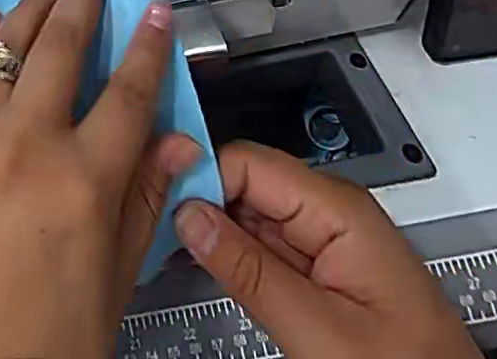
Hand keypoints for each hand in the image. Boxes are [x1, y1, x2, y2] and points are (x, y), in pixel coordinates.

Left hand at [0, 0, 202, 358]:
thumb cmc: (31, 344)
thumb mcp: (108, 288)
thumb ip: (142, 205)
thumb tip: (179, 142)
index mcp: (81, 182)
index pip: (129, 96)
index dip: (148, 49)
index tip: (156, 12)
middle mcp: (27, 141)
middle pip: (62, 51)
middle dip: (83, 5)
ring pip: (6, 48)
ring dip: (30, 9)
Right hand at [173, 142, 478, 358]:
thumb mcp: (323, 335)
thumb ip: (251, 271)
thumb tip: (190, 215)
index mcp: (336, 208)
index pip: (246, 162)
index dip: (202, 179)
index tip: (165, 206)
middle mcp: (327, 209)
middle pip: (243, 180)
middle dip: (201, 202)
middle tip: (160, 231)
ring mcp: (320, 235)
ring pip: (245, 210)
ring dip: (211, 230)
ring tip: (173, 249)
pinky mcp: (314, 262)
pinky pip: (259, 241)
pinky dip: (230, 252)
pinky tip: (204, 265)